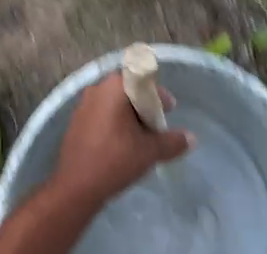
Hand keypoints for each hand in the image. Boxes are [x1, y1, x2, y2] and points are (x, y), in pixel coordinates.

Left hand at [51, 72, 195, 208]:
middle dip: (144, 105)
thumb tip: (192, 138)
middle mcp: (98, 87)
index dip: (159, 94)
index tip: (168, 111)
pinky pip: (101, 113)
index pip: (144, 78)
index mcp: (115, 86)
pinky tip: (120, 144)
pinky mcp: (75, 120)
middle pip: (128, 88)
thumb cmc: (115, 160)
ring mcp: (83, 103)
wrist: (75, 188)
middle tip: (156, 125)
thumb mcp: (149, 152)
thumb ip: (172, 142)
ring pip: (113, 101)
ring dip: (129, 115)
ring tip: (140, 137)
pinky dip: (114, 122)